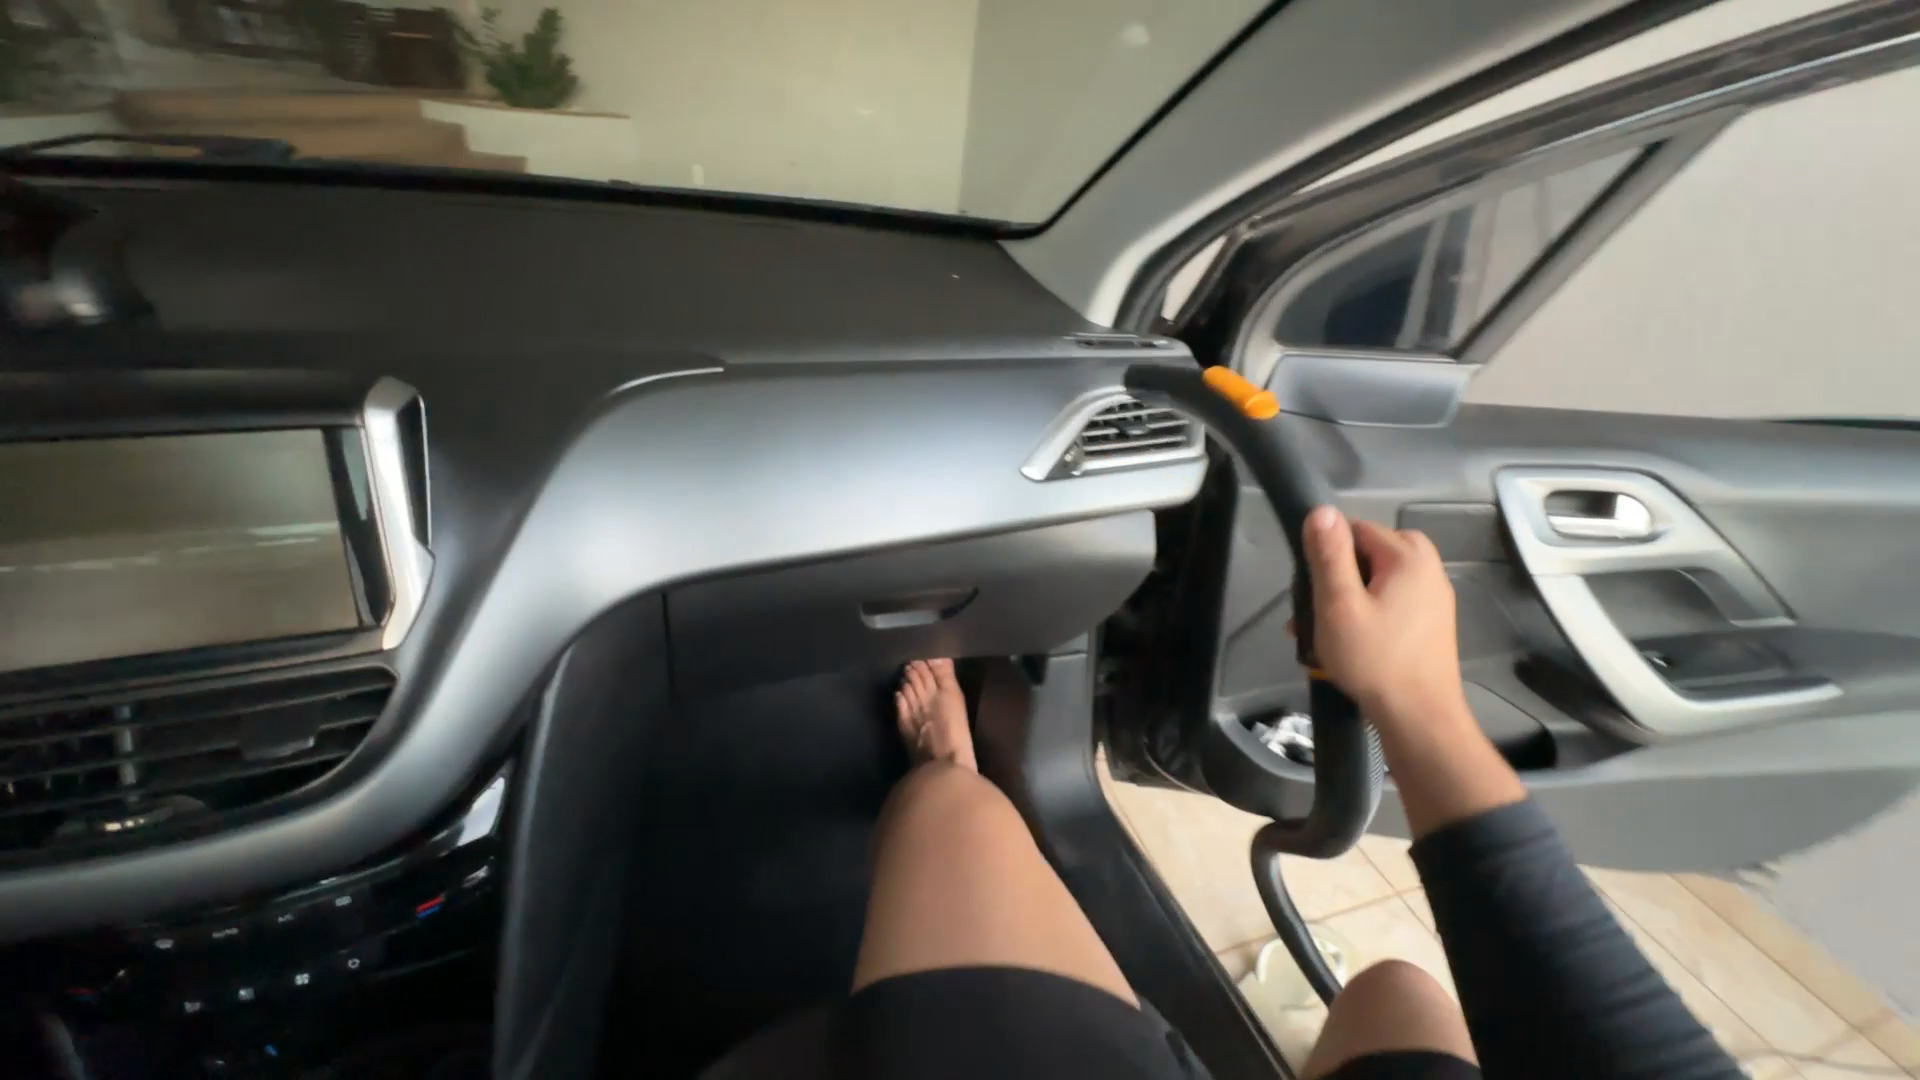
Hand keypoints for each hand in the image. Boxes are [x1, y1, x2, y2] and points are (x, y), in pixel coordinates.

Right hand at [1301, 506, 1469, 730]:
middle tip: (1313, 606)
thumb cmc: (1374, 658)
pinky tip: (1346, 641)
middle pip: (1370, 551)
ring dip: (1346, 596)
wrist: (1419, 716)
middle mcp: (1428, 570)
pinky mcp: (1431, 623)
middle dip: (1337, 573)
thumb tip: (1321, 510)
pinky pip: (1391, 601)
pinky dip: (1366, 612)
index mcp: (1408, 558)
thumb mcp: (1338, 604)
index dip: (1327, 552)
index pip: (1356, 528)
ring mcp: (1433, 598)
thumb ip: (1329, 555)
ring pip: (1378, 578)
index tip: (1310, 585)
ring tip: (1320, 629)